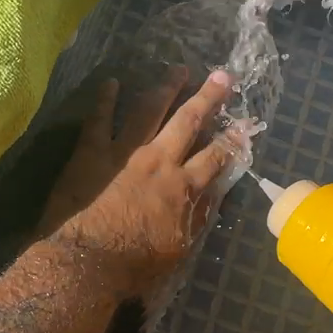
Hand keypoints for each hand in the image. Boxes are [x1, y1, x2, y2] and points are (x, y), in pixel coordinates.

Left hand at [46, 67, 242, 294]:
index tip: (245, 122)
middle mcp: (159, 161)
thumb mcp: (180, 247)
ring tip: (178, 69)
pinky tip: (112, 82)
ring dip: (165, 87)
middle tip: (221, 75)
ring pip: (149, 110)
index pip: (216, 157)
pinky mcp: (91, 152)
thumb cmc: (135, 263)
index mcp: (183, 188)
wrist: (88, 261)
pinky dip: (106, 99)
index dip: (233, 139)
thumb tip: (216, 194)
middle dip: (207, 97)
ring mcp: (125, 152)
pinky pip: (99, 119)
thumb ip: (198, 216)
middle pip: (188, 121)